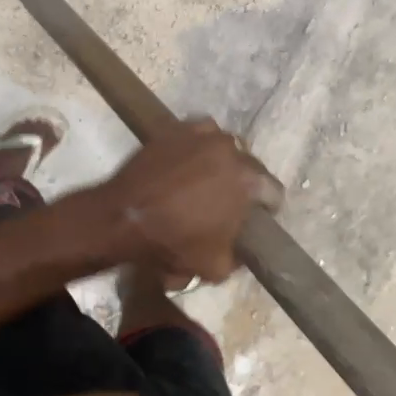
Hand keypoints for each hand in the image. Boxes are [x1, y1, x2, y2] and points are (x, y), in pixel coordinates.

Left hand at [86, 119, 282, 283]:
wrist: (122, 218)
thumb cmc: (173, 242)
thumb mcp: (217, 267)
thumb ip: (239, 256)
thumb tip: (241, 248)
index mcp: (248, 180)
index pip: (273, 192)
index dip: (267, 209)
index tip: (256, 220)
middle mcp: (231, 149)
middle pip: (250, 166)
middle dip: (244, 184)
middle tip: (229, 202)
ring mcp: (202, 134)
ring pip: (224, 146)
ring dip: (222, 162)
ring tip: (206, 181)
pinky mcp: (176, 128)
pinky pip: (198, 135)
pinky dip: (198, 146)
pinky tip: (188, 162)